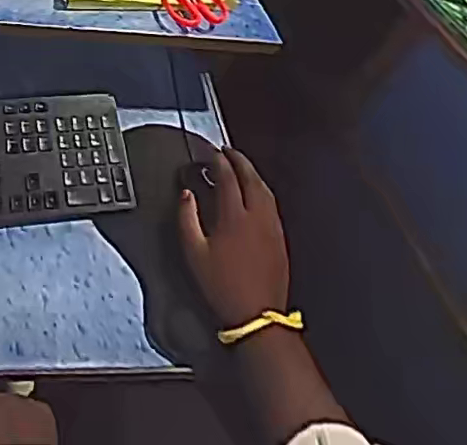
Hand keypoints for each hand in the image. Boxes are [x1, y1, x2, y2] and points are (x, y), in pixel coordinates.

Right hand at [177, 146, 289, 327]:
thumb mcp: (193, 251)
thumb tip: (186, 194)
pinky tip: (254, 193)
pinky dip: (261, 189)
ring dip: (252, 173)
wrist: (257, 316)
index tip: (211, 153)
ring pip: (265, 190)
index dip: (218, 161)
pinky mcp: (280, 239)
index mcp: (234, 217)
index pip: (228, 178)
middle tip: (227, 151)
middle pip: (251, 178)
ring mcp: (272, 228)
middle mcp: (257, 217)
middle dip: (239, 160)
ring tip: (240, 166)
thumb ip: (187, 217)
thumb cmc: (221, 284)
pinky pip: (272, 204)